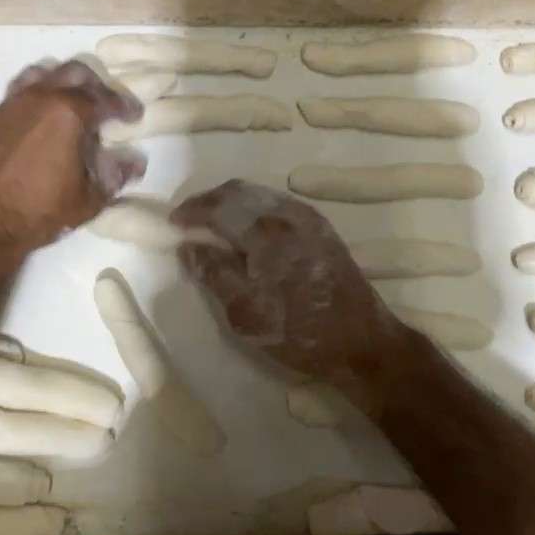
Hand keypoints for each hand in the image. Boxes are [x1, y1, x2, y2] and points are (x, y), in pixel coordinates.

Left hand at [0, 59, 146, 254]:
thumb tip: (134, 162)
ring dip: (66, 81)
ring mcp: (16, 102)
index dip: (124, 106)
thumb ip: (115, 175)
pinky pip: (22, 86)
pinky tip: (44, 112)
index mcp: (69, 113)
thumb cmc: (40, 211)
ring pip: (47, 72)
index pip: (106, 100)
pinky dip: (40, 89)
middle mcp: (42, 97)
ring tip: (75, 101)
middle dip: (97, 86)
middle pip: (77, 73)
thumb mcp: (89, 199)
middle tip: (107, 106)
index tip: (134, 115)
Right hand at [172, 180, 409, 389]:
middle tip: (190, 218)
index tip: (173, 223)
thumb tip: (189, 247)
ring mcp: (308, 219)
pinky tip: (249, 228)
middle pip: (239, 191)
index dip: (191, 211)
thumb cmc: (298, 331)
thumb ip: (214, 274)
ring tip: (214, 222)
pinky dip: (255, 208)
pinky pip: (278, 204)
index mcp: (264, 231)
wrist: (362, 343)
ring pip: (260, 195)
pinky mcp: (322, 229)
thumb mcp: (245, 312)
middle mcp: (286, 214)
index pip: (218, 206)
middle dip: (209, 200)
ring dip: (233, 202)